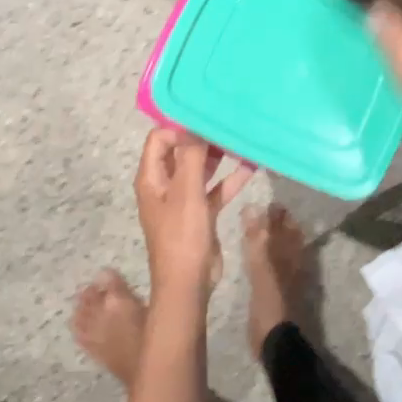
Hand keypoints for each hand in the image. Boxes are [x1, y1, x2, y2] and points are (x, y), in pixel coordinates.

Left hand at [134, 128, 253, 303]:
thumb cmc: (182, 235)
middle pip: (180, 152)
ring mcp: (183, 200)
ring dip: (217, 157)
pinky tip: (250, 167)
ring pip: (199, 169)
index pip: (159, 139)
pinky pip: (214, 189)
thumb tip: (194, 125)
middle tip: (227, 124)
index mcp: (151, 178)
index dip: (179, 127)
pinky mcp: (200, 214)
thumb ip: (191, 156)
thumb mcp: (186, 192)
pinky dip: (229, 179)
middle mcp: (164, 186)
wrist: (188, 283)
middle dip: (202, 138)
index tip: (205, 118)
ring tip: (240, 140)